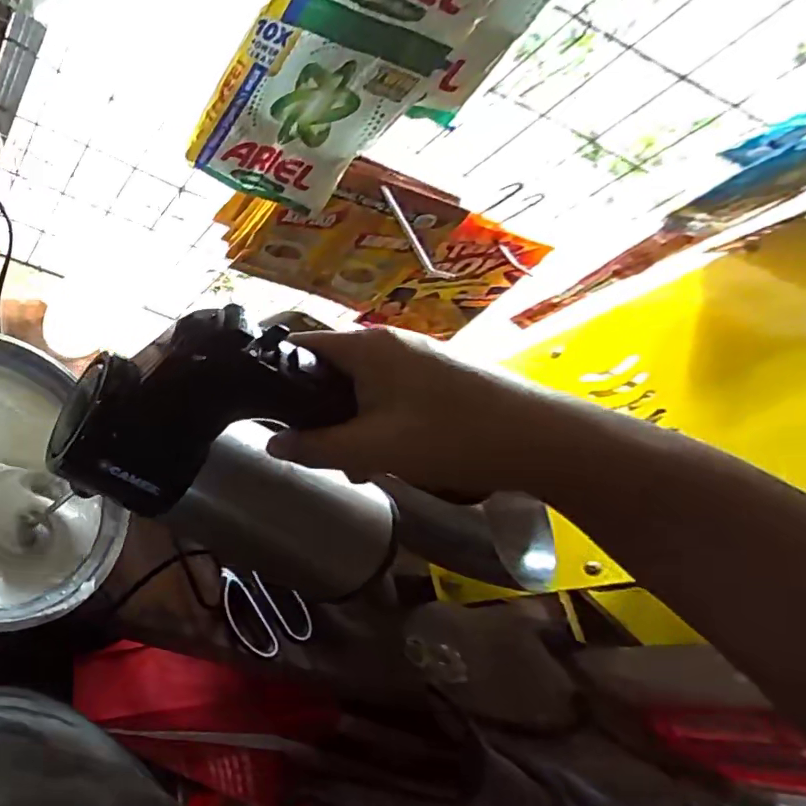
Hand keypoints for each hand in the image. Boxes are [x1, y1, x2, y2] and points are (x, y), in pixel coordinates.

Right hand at [266, 327, 592, 496]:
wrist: (545, 442)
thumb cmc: (452, 436)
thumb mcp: (372, 449)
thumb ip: (315, 447)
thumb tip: (271, 446)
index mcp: (365, 347)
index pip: (298, 345)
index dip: (272, 373)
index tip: (259, 408)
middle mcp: (386, 342)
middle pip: (325, 369)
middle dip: (312, 409)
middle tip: (309, 447)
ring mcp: (414, 357)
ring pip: (356, 386)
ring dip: (345, 422)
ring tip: (352, 463)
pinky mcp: (435, 375)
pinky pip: (384, 393)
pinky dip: (373, 420)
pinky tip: (386, 456)